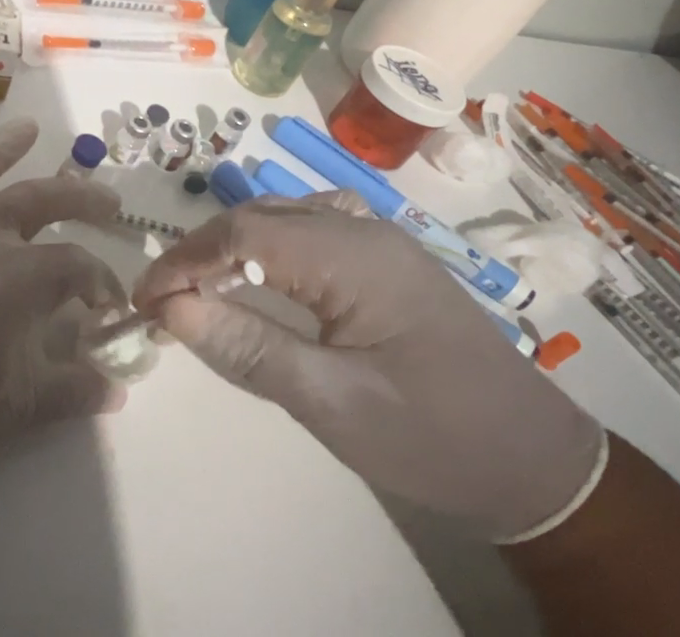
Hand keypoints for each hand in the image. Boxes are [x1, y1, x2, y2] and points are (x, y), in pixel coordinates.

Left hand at [0, 118, 127, 518]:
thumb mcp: (7, 414)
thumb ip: (64, 393)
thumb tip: (113, 389)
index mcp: (10, 275)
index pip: (73, 267)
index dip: (101, 285)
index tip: (113, 314)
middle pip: (32, 202)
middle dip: (75, 196)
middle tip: (107, 199)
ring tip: (24, 129)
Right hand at [134, 194, 604, 540]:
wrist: (536, 464)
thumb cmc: (433, 438)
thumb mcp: (331, 402)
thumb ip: (246, 348)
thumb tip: (167, 307)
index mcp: (354, 257)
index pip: (244, 232)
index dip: (183, 261)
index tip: (143, 302)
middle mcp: (367, 232)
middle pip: (260, 215)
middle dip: (201, 252)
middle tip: (162, 303)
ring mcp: (382, 243)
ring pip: (284, 218)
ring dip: (232, 247)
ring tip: (197, 291)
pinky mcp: (388, 264)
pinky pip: (312, 232)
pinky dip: (267, 249)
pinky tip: (256, 280)